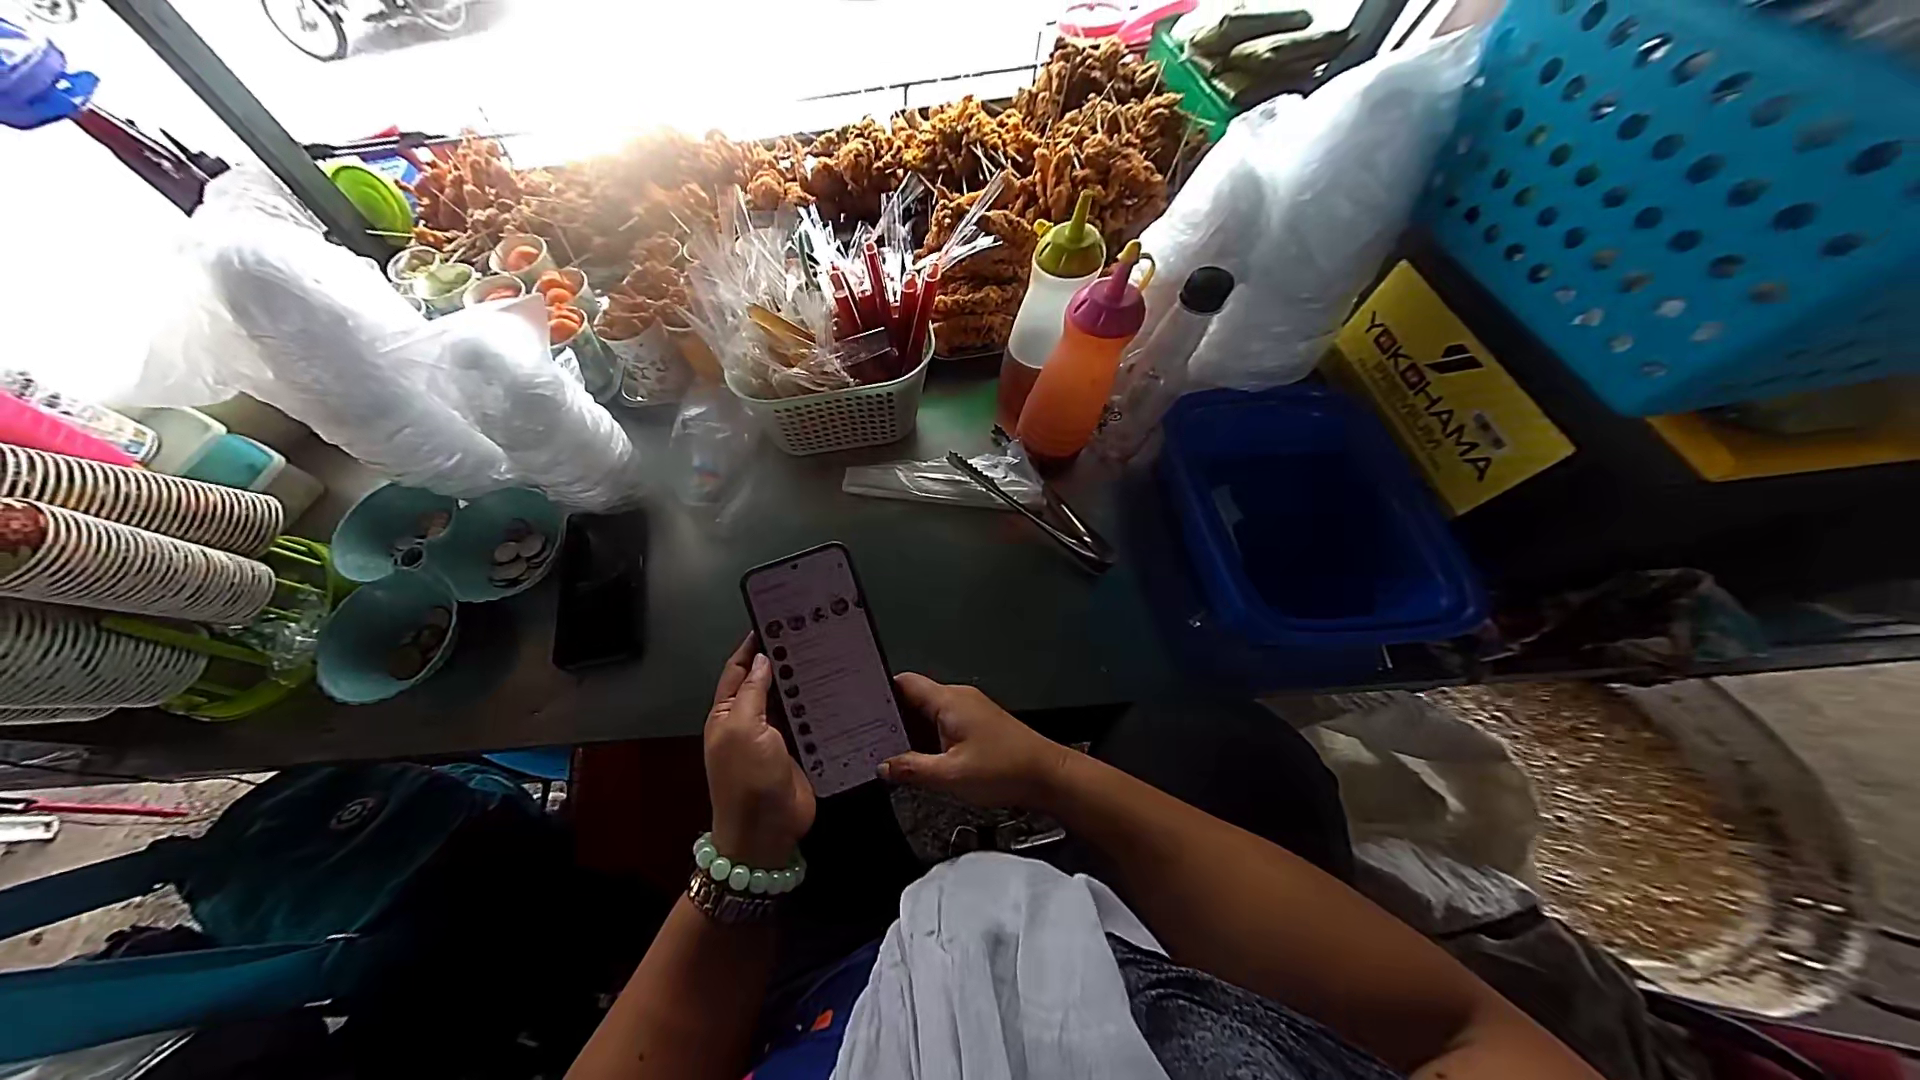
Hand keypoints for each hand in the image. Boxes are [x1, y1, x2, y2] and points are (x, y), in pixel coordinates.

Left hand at [705, 635, 814, 867]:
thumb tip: (763, 659)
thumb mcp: (743, 729)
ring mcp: (777, 736)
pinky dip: (822, 705)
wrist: (767, 833)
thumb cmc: (746, 780)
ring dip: (807, 680)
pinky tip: (840, 689)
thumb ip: (753, 692)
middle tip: (812, 633)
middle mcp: (751, 720)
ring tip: (830, 654)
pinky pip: (812, 719)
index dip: (754, 646)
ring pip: (793, 698)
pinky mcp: (801, 748)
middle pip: (768, 681)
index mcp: (728, 713)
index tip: (775, 621)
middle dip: (786, 659)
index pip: (739, 669)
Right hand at [878, 673, 1074, 809]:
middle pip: (914, 698)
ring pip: (928, 713)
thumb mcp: (951, 775)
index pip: (905, 683)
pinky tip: (916, 758)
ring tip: (883, 749)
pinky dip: (927, 738)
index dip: (880, 690)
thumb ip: (912, 769)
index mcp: (948, 700)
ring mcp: (969, 710)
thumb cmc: (1004, 769)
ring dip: (910, 731)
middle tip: (863, 735)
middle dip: (890, 716)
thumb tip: (884, 767)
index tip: (858, 704)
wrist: (1047, 775)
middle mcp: (958, 698)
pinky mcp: (977, 725)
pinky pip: (943, 724)